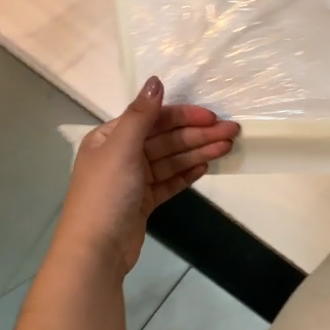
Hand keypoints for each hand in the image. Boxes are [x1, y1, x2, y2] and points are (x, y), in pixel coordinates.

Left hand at [55, 77, 239, 272]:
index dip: (184, 116)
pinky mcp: (144, 201)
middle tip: (233, 132)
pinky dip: (187, 173)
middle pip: (166, 139)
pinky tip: (206, 166)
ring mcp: (134, 179)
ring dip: (198, 151)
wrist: (96, 248)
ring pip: (171, 159)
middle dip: (198, 134)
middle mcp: (122, 154)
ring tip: (227, 148)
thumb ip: (141, 115)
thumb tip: (156, 81)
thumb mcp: (121, 148)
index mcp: (110, 137)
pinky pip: (170, 181)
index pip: (153, 119)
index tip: (213, 118)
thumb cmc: (105, 193)